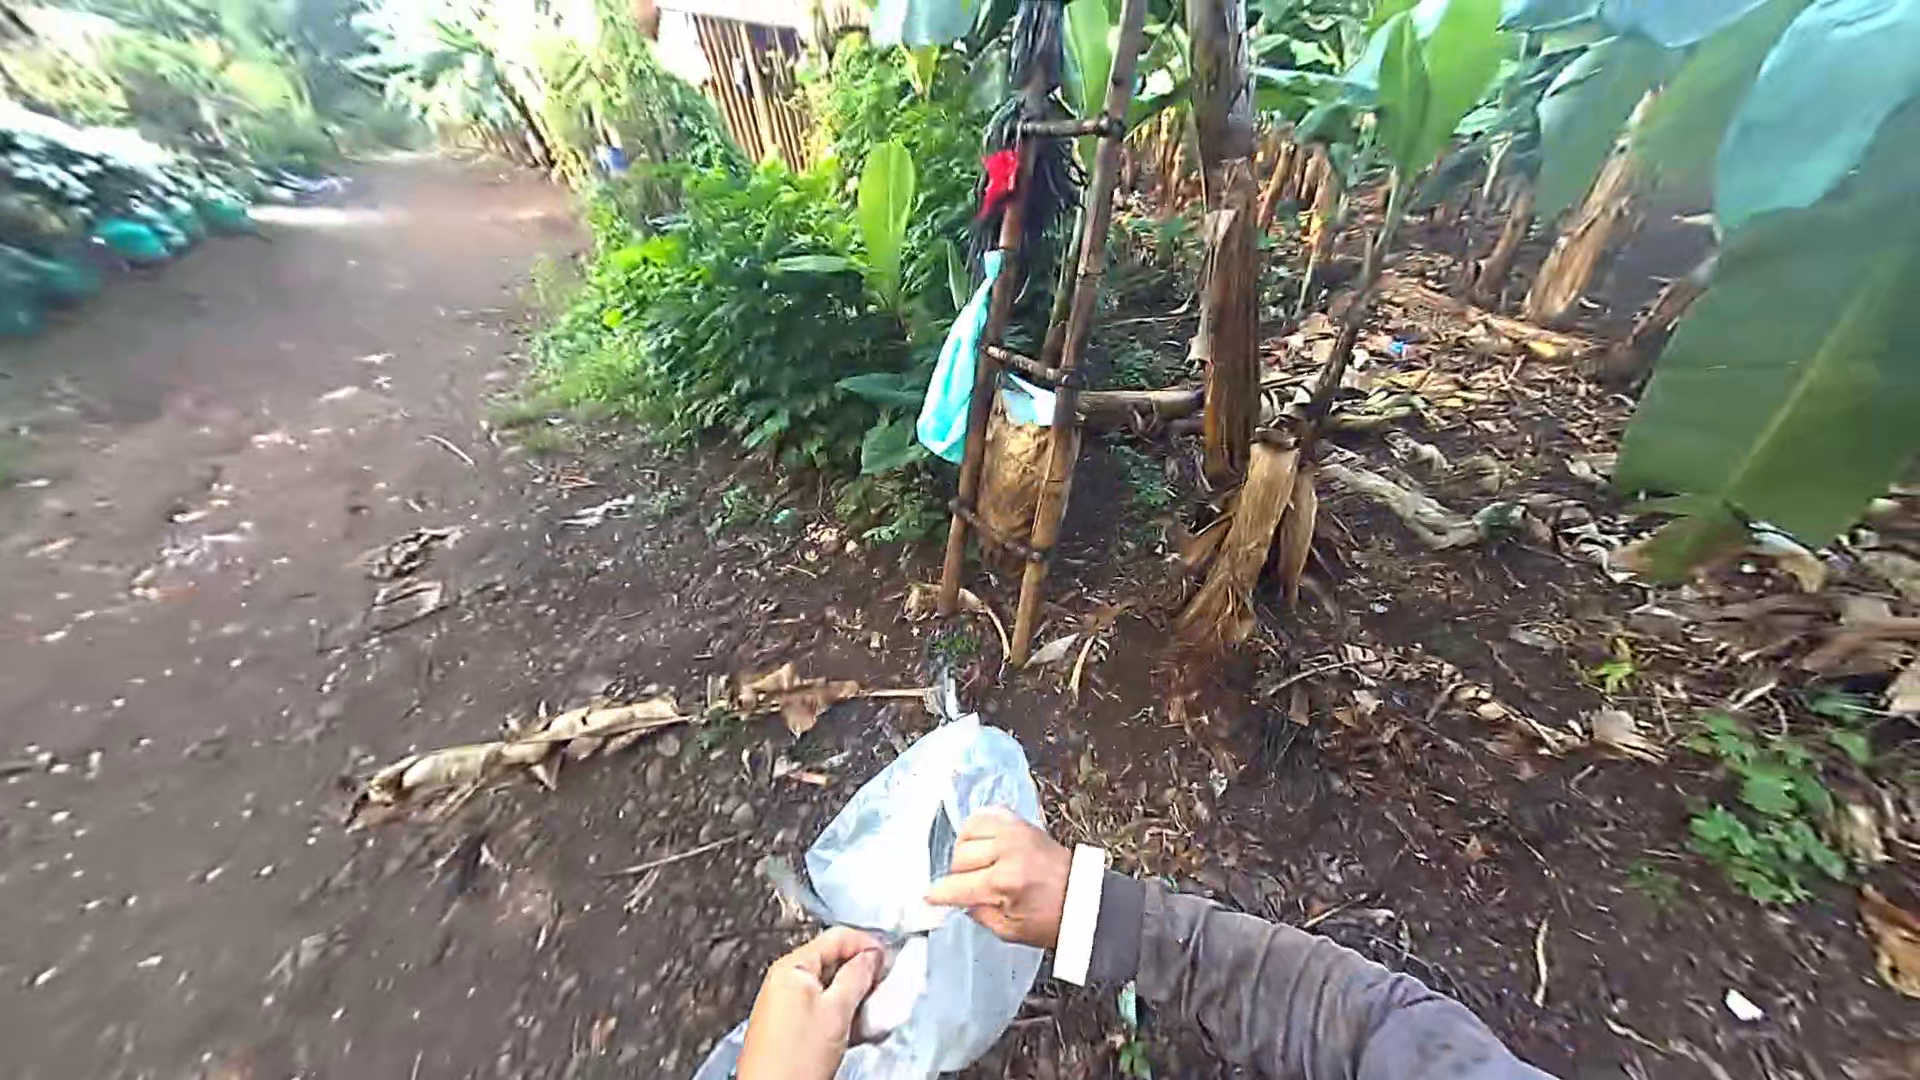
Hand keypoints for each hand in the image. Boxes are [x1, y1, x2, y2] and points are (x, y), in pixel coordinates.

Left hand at [737, 927, 884, 1079]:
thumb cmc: (793, 1062)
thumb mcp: (836, 1012)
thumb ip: (858, 976)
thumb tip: (871, 956)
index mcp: (792, 965)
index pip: (837, 937)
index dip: (866, 944)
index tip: (887, 958)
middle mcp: (784, 979)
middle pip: (832, 960)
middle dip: (859, 972)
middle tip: (881, 985)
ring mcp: (783, 1003)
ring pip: (827, 986)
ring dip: (851, 995)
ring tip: (869, 1010)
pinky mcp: (786, 1027)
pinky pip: (818, 1006)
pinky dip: (837, 1011)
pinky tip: (851, 1027)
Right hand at [924, 806, 1070, 948]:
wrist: (1080, 895)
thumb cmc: (1048, 919)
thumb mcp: (1010, 930)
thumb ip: (979, 913)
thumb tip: (957, 899)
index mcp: (1004, 883)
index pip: (958, 886)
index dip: (939, 894)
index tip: (928, 897)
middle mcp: (1006, 850)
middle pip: (959, 856)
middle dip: (957, 875)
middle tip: (966, 886)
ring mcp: (1012, 830)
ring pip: (967, 832)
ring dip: (965, 849)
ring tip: (974, 864)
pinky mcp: (1018, 820)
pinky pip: (984, 815)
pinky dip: (976, 828)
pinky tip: (981, 842)